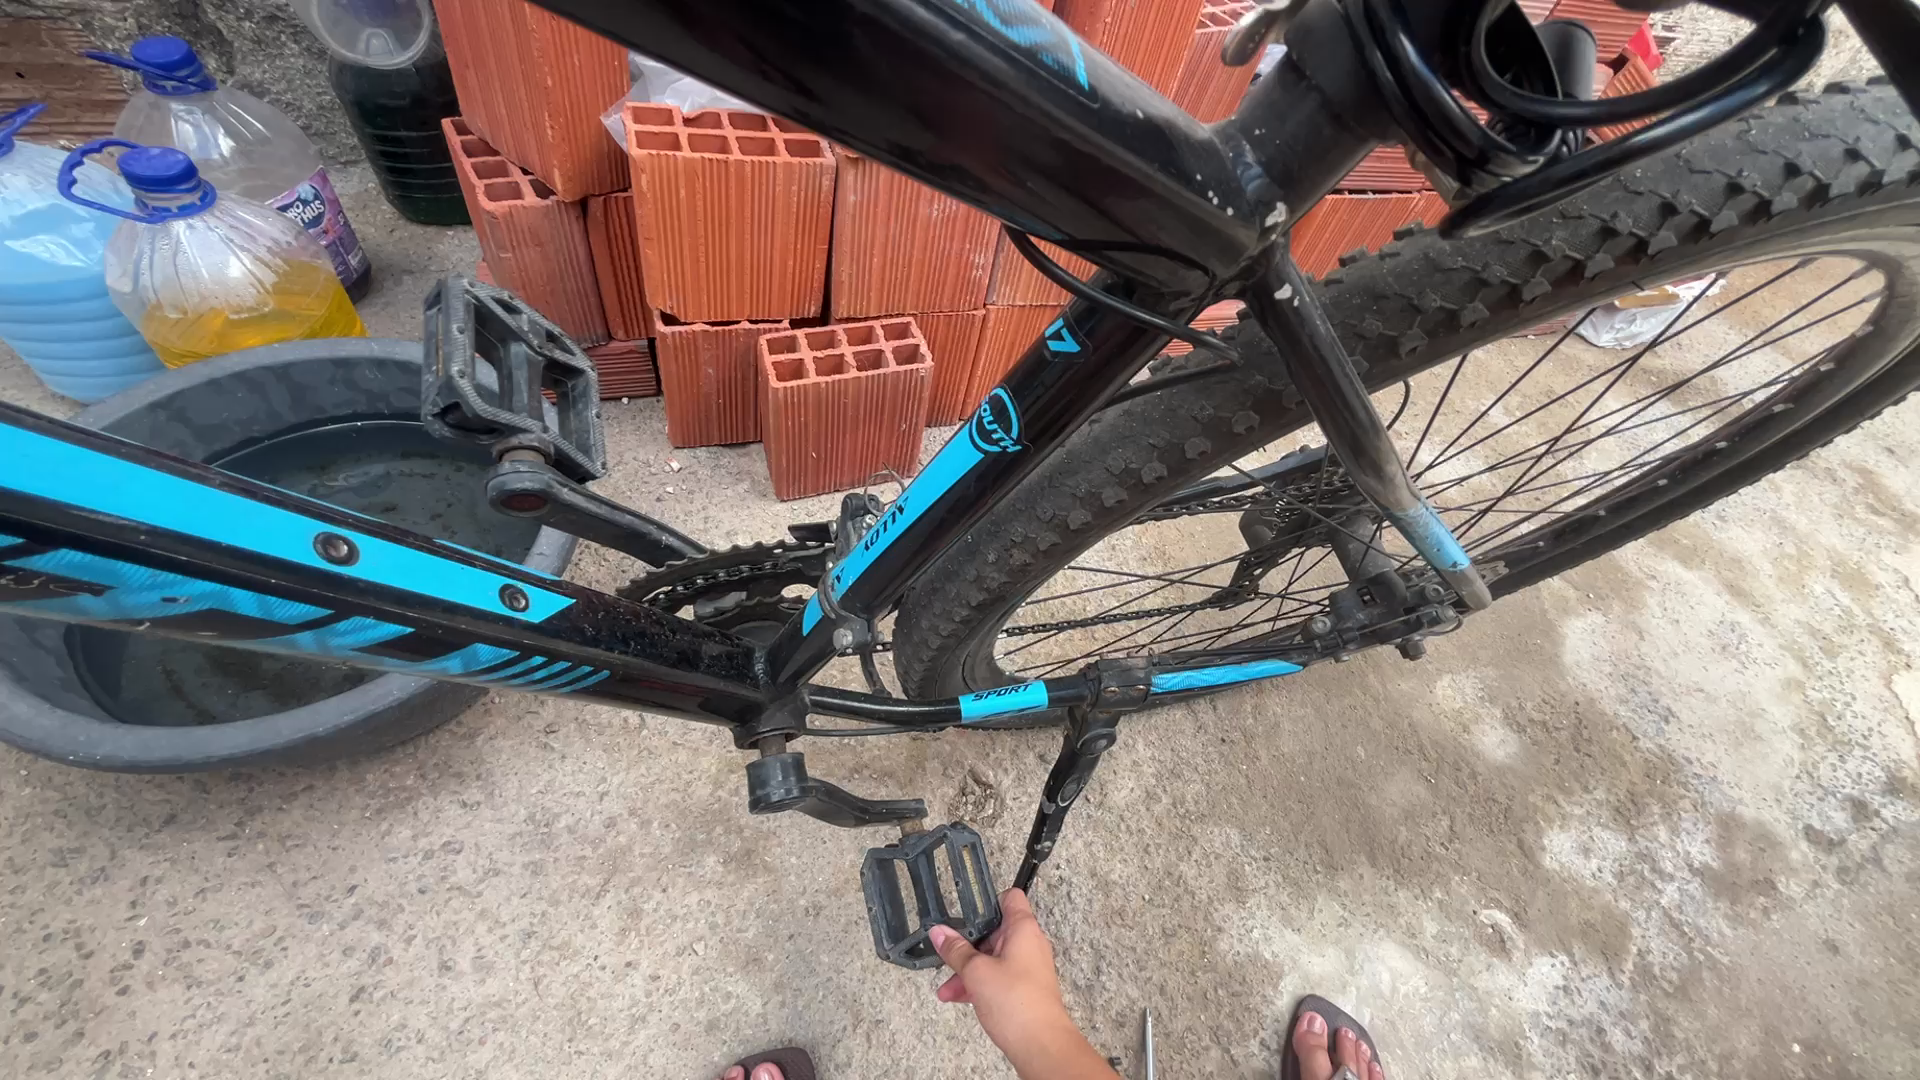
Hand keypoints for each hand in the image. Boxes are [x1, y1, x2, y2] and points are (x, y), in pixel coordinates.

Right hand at [928, 889, 1117, 1079]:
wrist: (1041, 1046)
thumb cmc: (1017, 1004)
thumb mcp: (976, 972)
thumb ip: (955, 950)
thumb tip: (939, 932)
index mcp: (1023, 928)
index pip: (1009, 897)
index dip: (988, 899)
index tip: (967, 909)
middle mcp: (1029, 943)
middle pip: (995, 931)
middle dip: (969, 946)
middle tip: (949, 955)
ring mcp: (1029, 967)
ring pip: (994, 958)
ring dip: (970, 970)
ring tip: (947, 988)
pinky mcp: (1027, 989)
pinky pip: (1000, 977)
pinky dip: (981, 984)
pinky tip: (959, 997)